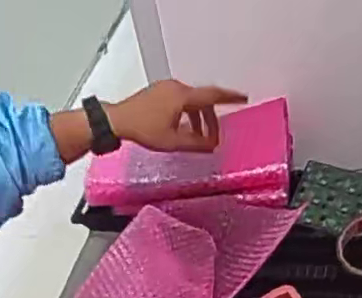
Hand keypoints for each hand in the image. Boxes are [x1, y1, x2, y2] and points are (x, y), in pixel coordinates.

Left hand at [107, 81, 248, 151]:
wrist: (118, 120)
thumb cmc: (143, 129)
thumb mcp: (173, 142)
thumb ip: (195, 144)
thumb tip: (212, 146)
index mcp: (182, 97)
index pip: (212, 96)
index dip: (229, 98)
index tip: (243, 98)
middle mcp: (176, 88)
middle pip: (202, 102)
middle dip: (211, 120)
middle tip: (215, 138)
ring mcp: (167, 88)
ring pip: (191, 102)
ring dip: (198, 119)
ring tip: (199, 138)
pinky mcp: (160, 92)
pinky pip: (180, 101)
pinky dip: (188, 115)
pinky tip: (184, 129)